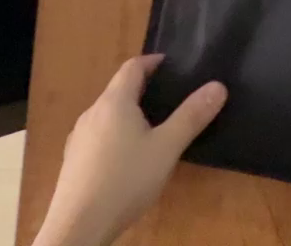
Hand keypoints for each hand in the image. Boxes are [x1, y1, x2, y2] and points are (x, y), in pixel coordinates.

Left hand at [33, 54, 227, 245]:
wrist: (77, 230)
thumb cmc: (125, 181)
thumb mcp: (166, 148)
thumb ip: (191, 116)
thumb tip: (218, 86)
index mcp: (115, 101)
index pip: (133, 66)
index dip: (153, 62)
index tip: (172, 66)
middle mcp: (92, 113)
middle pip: (119, 89)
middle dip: (144, 88)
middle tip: (170, 97)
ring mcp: (79, 138)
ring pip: (108, 114)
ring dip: (129, 112)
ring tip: (153, 127)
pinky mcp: (73, 162)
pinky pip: (98, 136)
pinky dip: (115, 134)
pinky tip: (127, 159)